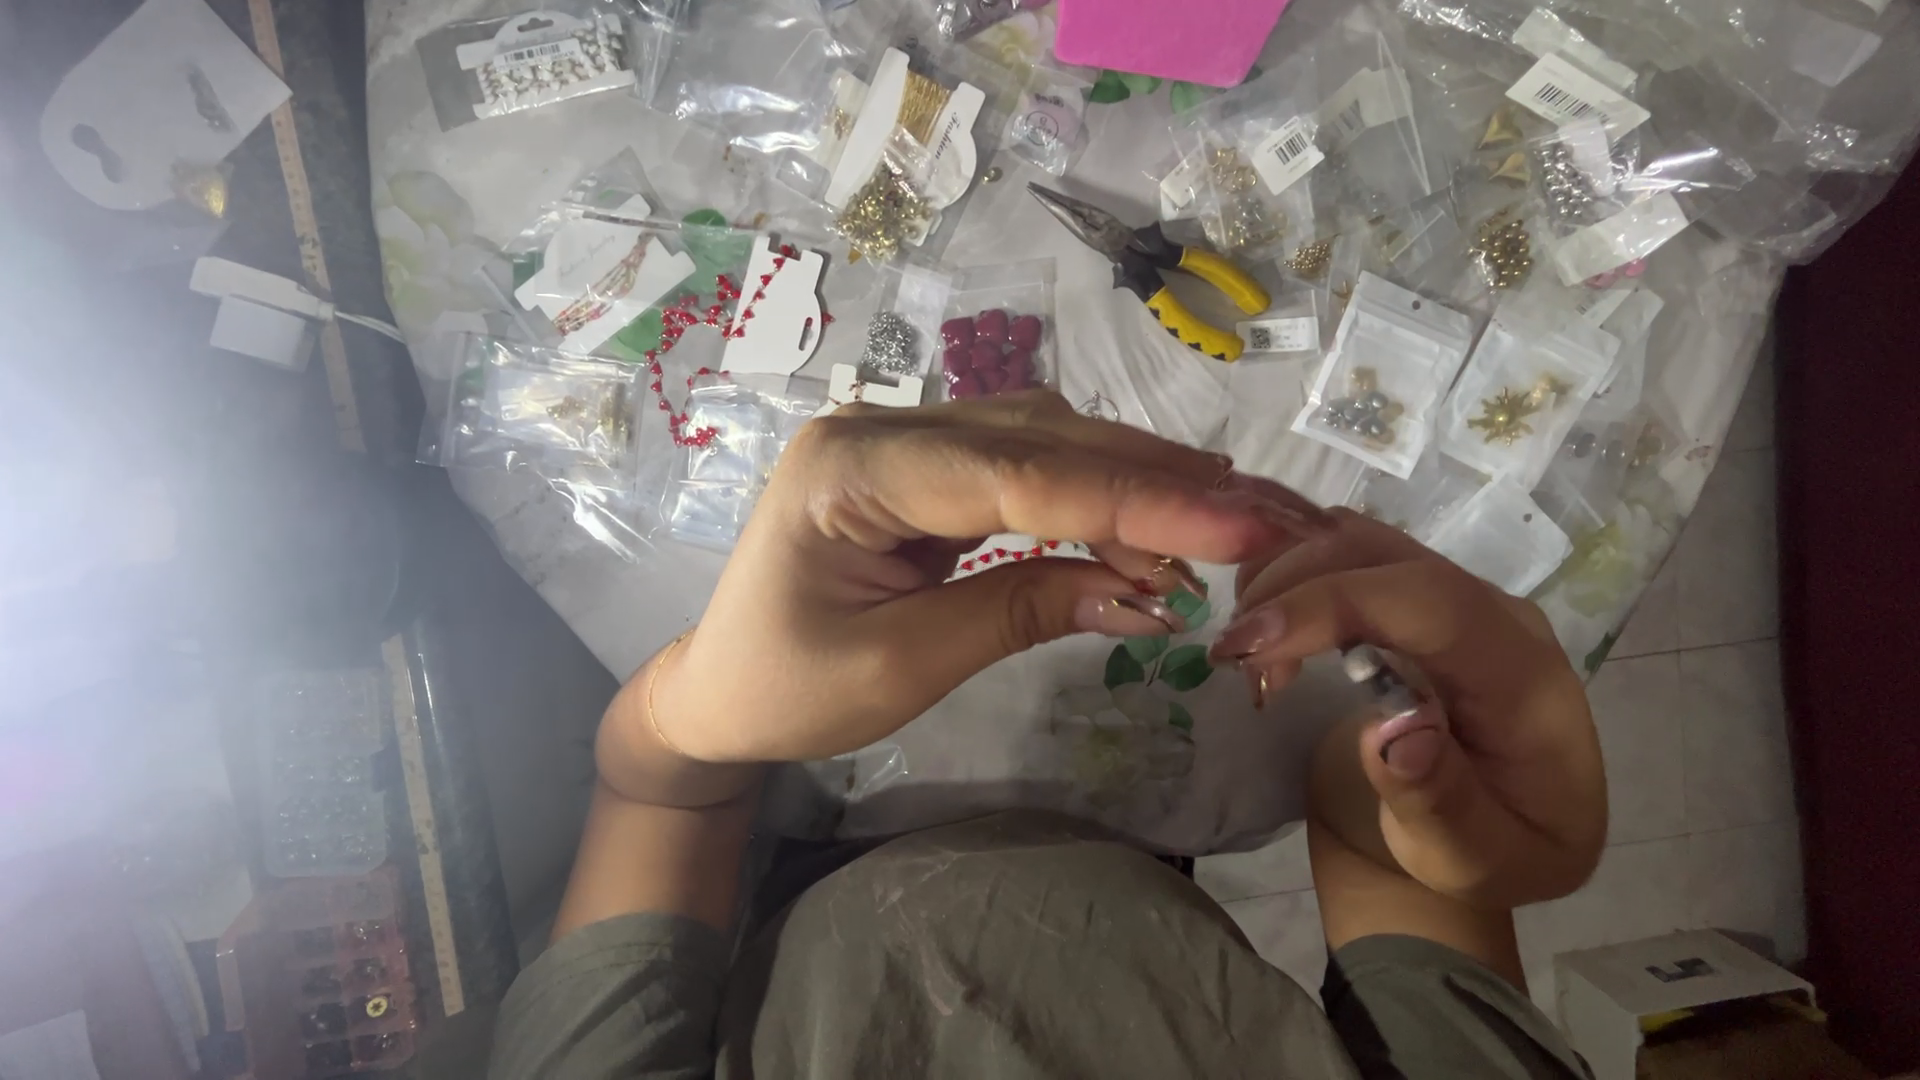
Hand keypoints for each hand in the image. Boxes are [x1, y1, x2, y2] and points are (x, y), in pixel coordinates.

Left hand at [602, 391, 1330, 802]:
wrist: (719, 690)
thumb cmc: (788, 690)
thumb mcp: (903, 664)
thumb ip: (1023, 609)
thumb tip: (1147, 592)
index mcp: (849, 468)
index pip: (1015, 474)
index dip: (1134, 499)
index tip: (1239, 523)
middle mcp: (878, 429)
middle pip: (1037, 440)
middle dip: (1150, 480)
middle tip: (1256, 517)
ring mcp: (900, 442)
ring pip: (1039, 442)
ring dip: (1129, 480)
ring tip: (1219, 519)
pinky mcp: (921, 470)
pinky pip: (1019, 469)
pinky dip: (1087, 496)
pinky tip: (1143, 519)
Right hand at [1211, 511, 1604, 907]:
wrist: (1470, 826)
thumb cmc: (1478, 848)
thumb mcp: (1470, 859)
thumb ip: (1440, 806)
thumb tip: (1394, 733)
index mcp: (1523, 675)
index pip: (1430, 601)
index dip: (1332, 605)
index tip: (1249, 646)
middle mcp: (1488, 611)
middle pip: (1375, 552)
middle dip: (1286, 590)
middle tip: (1232, 659)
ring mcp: (1442, 592)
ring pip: (1345, 538)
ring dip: (1276, 578)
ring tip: (1246, 654)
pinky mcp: (1400, 592)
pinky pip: (1332, 550)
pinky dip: (1280, 573)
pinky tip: (1261, 629)